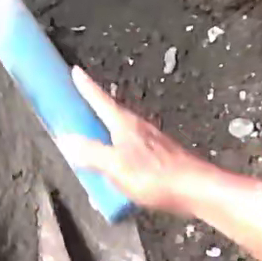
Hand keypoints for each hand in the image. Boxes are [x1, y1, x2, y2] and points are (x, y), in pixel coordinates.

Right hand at [58, 68, 216, 215]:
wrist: (195, 189)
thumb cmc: (156, 176)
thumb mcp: (115, 166)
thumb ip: (91, 153)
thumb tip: (66, 139)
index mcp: (125, 125)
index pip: (101, 100)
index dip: (87, 87)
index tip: (76, 71)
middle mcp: (138, 129)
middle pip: (111, 115)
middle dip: (95, 112)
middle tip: (80, 109)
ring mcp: (151, 143)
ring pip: (121, 135)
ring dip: (106, 138)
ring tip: (93, 147)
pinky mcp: (159, 159)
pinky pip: (131, 153)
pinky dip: (118, 157)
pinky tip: (117, 172)